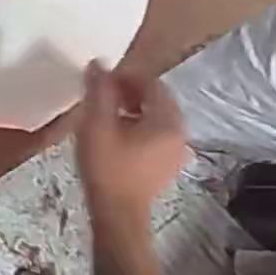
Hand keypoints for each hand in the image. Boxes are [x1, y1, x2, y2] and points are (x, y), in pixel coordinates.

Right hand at [76, 61, 188, 228]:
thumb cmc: (106, 165)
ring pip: (156, 118)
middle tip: (100, 93)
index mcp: (167, 122)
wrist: (117, 210)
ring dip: (132, 108)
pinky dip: (137, 125)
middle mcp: (179, 133)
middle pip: (158, 101)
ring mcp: (176, 150)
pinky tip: (114, 133)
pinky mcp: (166, 163)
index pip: (153, 85)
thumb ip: (99, 92)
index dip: (126, 76)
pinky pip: (155, 134)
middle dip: (129, 92)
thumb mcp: (96, 125)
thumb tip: (98, 64)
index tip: (100, 78)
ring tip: (104, 112)